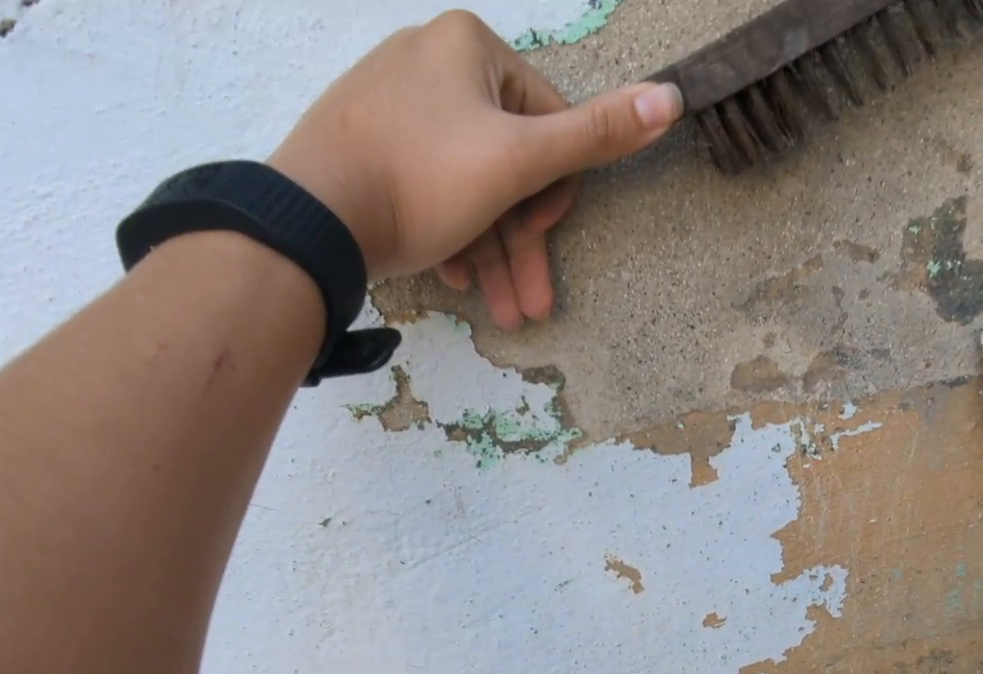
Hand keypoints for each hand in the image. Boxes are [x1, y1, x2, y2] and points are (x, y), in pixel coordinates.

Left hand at [267, 11, 682, 327]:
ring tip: (505, 313)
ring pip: (468, 186)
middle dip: (523, 243)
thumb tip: (673, 96)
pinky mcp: (366, 148)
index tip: (542, 235)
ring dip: (493, 255)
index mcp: (469, 50)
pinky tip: (461, 280)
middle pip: (506, 163)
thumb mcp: (520, 162)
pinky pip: (429, 189)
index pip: (548, 121)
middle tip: (532, 305)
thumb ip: (596, 136)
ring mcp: (392, 106)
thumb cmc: (423, 181)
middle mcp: (429, 64)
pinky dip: (452, 236)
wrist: (309, 222)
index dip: (555, 189)